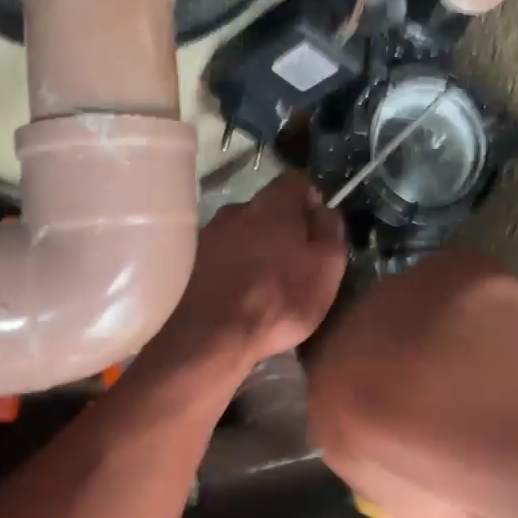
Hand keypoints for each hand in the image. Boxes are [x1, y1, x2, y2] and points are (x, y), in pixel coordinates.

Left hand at [155, 171, 347, 365]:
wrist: (208, 337)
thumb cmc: (279, 300)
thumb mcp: (327, 268)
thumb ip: (331, 230)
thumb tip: (324, 209)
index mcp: (274, 204)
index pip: (297, 180)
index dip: (312, 200)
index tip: (318, 228)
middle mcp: (236, 209)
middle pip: (267, 208)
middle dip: (282, 228)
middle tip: (293, 262)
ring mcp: (207, 234)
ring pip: (241, 233)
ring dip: (254, 249)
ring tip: (262, 284)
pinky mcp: (187, 262)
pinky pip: (220, 255)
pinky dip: (231, 268)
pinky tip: (236, 295)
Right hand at [307, 253, 517, 517]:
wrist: (466, 400)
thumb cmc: (431, 469)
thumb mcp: (415, 512)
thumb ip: (409, 492)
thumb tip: (428, 486)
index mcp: (328, 396)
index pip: (349, 401)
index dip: (387, 415)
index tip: (423, 433)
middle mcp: (350, 335)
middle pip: (379, 345)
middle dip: (412, 365)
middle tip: (462, 396)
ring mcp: (398, 291)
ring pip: (421, 310)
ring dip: (448, 332)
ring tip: (497, 365)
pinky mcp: (446, 265)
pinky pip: (464, 286)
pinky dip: (484, 305)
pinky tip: (516, 332)